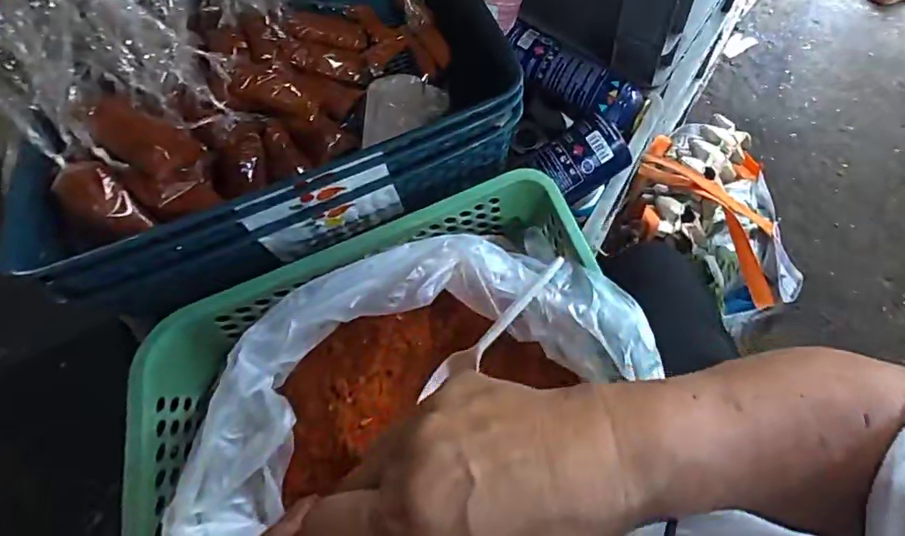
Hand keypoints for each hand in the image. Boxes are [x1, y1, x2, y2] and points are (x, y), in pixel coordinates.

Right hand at [265, 372, 644, 535]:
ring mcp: (436, 407)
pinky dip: (416, 447)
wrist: (602, 453)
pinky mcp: (459, 383)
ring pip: (383, 450)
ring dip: (383, 478)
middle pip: (350, 485)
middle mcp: (413, 449)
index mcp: (414, 507)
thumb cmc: (551, 528)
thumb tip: (382, 523)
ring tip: (413, 497)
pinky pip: (417, 422)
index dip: (302, 533)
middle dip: (348, 514)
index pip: (329, 522)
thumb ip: (409, 533)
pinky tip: (447, 459)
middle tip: (371, 527)